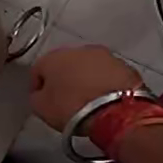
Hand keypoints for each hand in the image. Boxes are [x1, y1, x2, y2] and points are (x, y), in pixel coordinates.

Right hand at [29, 45, 146, 131]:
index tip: (41, 99)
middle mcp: (79, 50)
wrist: (115, 112)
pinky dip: (104, 83)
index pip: (38, 69)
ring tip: (85, 100)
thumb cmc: (72, 107)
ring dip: (85, 79)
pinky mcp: (125, 66)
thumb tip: (41, 94)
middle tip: (64, 99)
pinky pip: (108, 75)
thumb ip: (37, 96)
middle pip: (65, 64)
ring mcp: (105, 56)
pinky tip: (102, 100)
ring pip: (89, 67)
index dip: (37, 86)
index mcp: (53, 57)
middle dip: (64, 78)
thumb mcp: (41, 108)